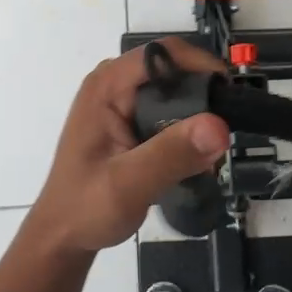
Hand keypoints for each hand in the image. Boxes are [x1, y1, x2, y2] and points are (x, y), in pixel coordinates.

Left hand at [28, 37, 230, 253]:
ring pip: (172, 91)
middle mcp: (113, 83)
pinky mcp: (127, 120)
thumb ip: (171, 154)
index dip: (200, 65)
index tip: (230, 96)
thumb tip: (218, 127)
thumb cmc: (86, 208)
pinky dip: (185, 129)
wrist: (61, 237)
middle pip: (171, 70)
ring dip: (196, 115)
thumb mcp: (128, 184)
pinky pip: (166, 110)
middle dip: (202, 95)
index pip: (163, 53)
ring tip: (212, 150)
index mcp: (107, 85)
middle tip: (225, 132)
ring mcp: (120, 101)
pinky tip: (195, 158)